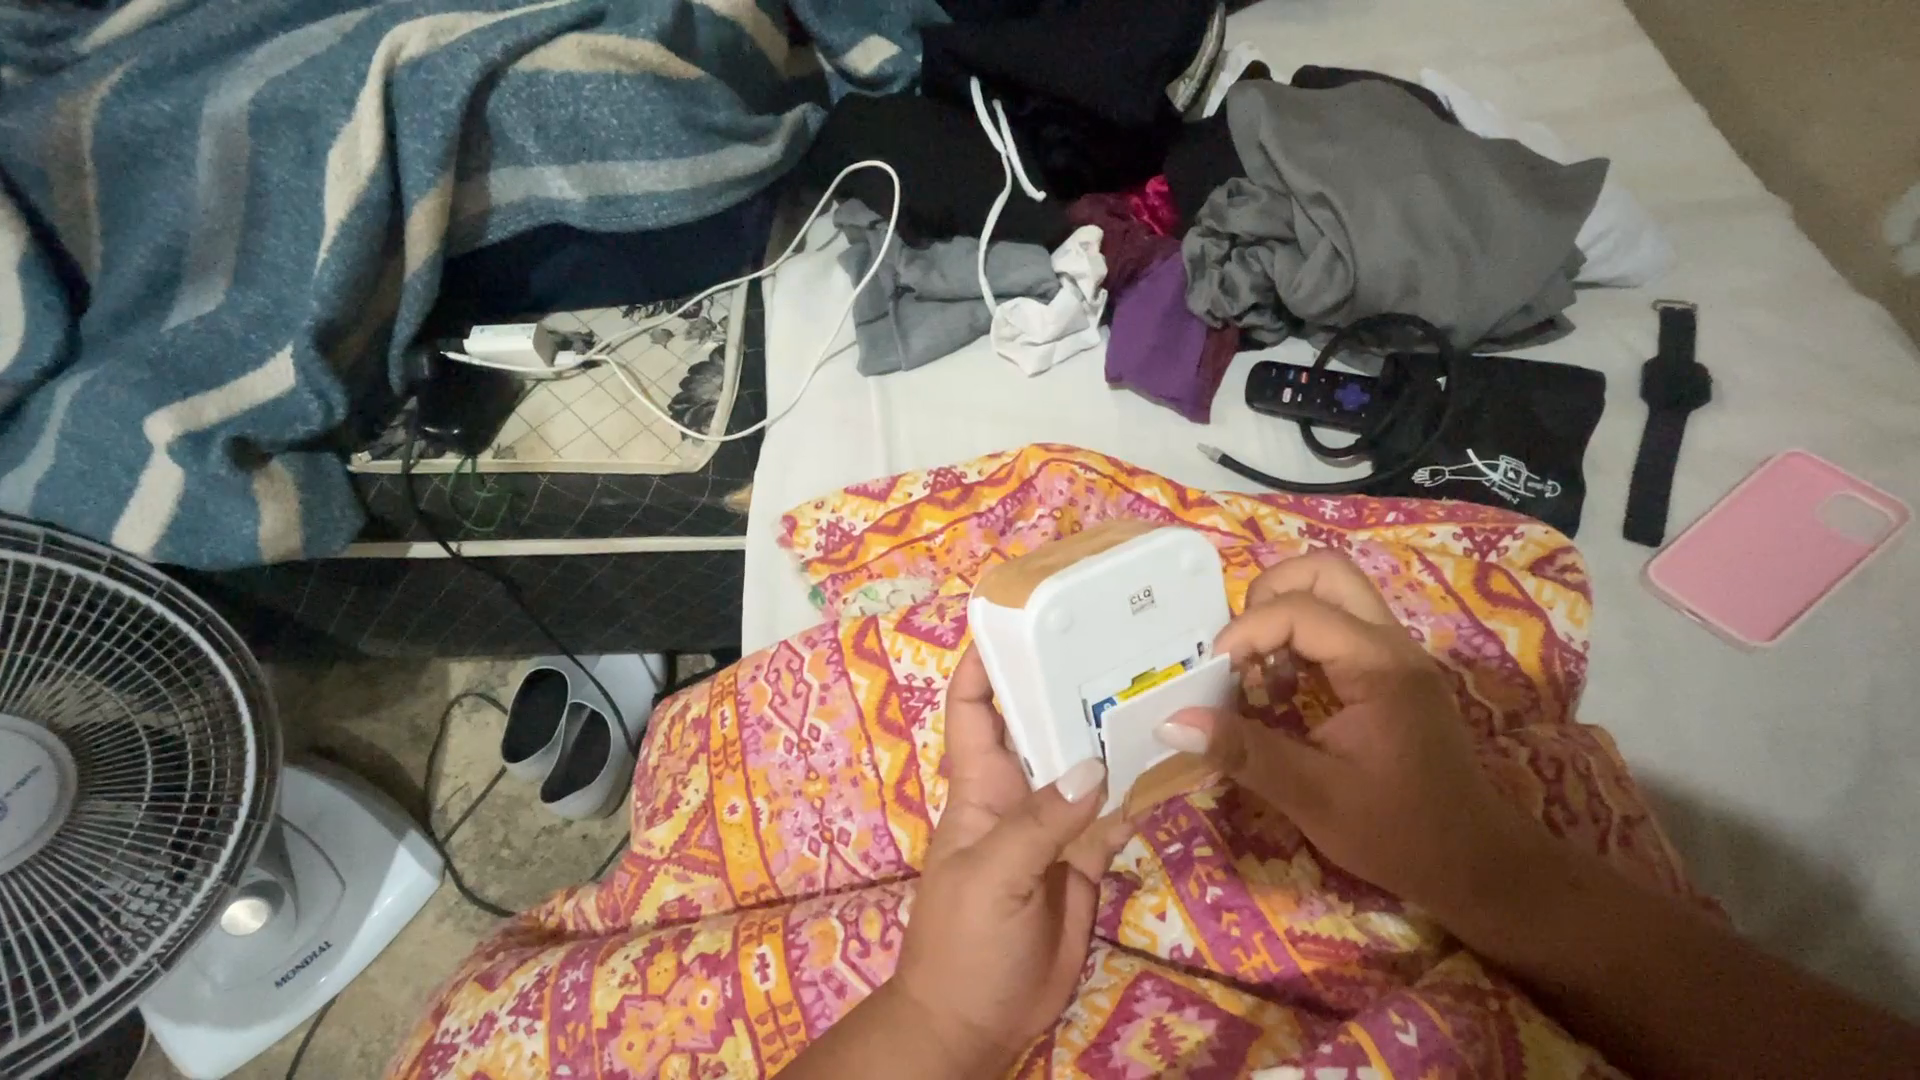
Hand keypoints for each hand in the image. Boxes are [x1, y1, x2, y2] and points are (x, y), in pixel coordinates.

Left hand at [890, 648, 1130, 1071]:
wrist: (978, 1018)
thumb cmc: (962, 938)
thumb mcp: (991, 875)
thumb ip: (1039, 823)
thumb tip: (1092, 766)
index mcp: (979, 782)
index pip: (972, 706)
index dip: (984, 662)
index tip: (1017, 621)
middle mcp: (1019, 789)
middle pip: (1041, 723)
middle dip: (1068, 685)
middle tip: (1118, 643)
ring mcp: (1054, 821)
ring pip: (1086, 763)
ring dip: (1113, 732)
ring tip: (1160, 686)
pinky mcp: (1086, 855)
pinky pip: (1116, 812)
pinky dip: (1141, 789)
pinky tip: (1174, 760)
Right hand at [1153, 553, 1547, 920]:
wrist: (1477, 865)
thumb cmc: (1401, 833)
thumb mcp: (1315, 798)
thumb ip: (1244, 752)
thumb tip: (1170, 722)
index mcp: (1379, 666)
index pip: (1298, 611)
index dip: (1243, 633)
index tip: (1211, 677)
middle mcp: (1390, 643)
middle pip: (1323, 572)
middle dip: (1266, 597)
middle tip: (1238, 650)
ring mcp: (1393, 653)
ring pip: (1331, 590)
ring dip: (1280, 614)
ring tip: (1254, 669)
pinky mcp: (1387, 669)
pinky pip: (1334, 622)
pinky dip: (1295, 637)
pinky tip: (1279, 687)